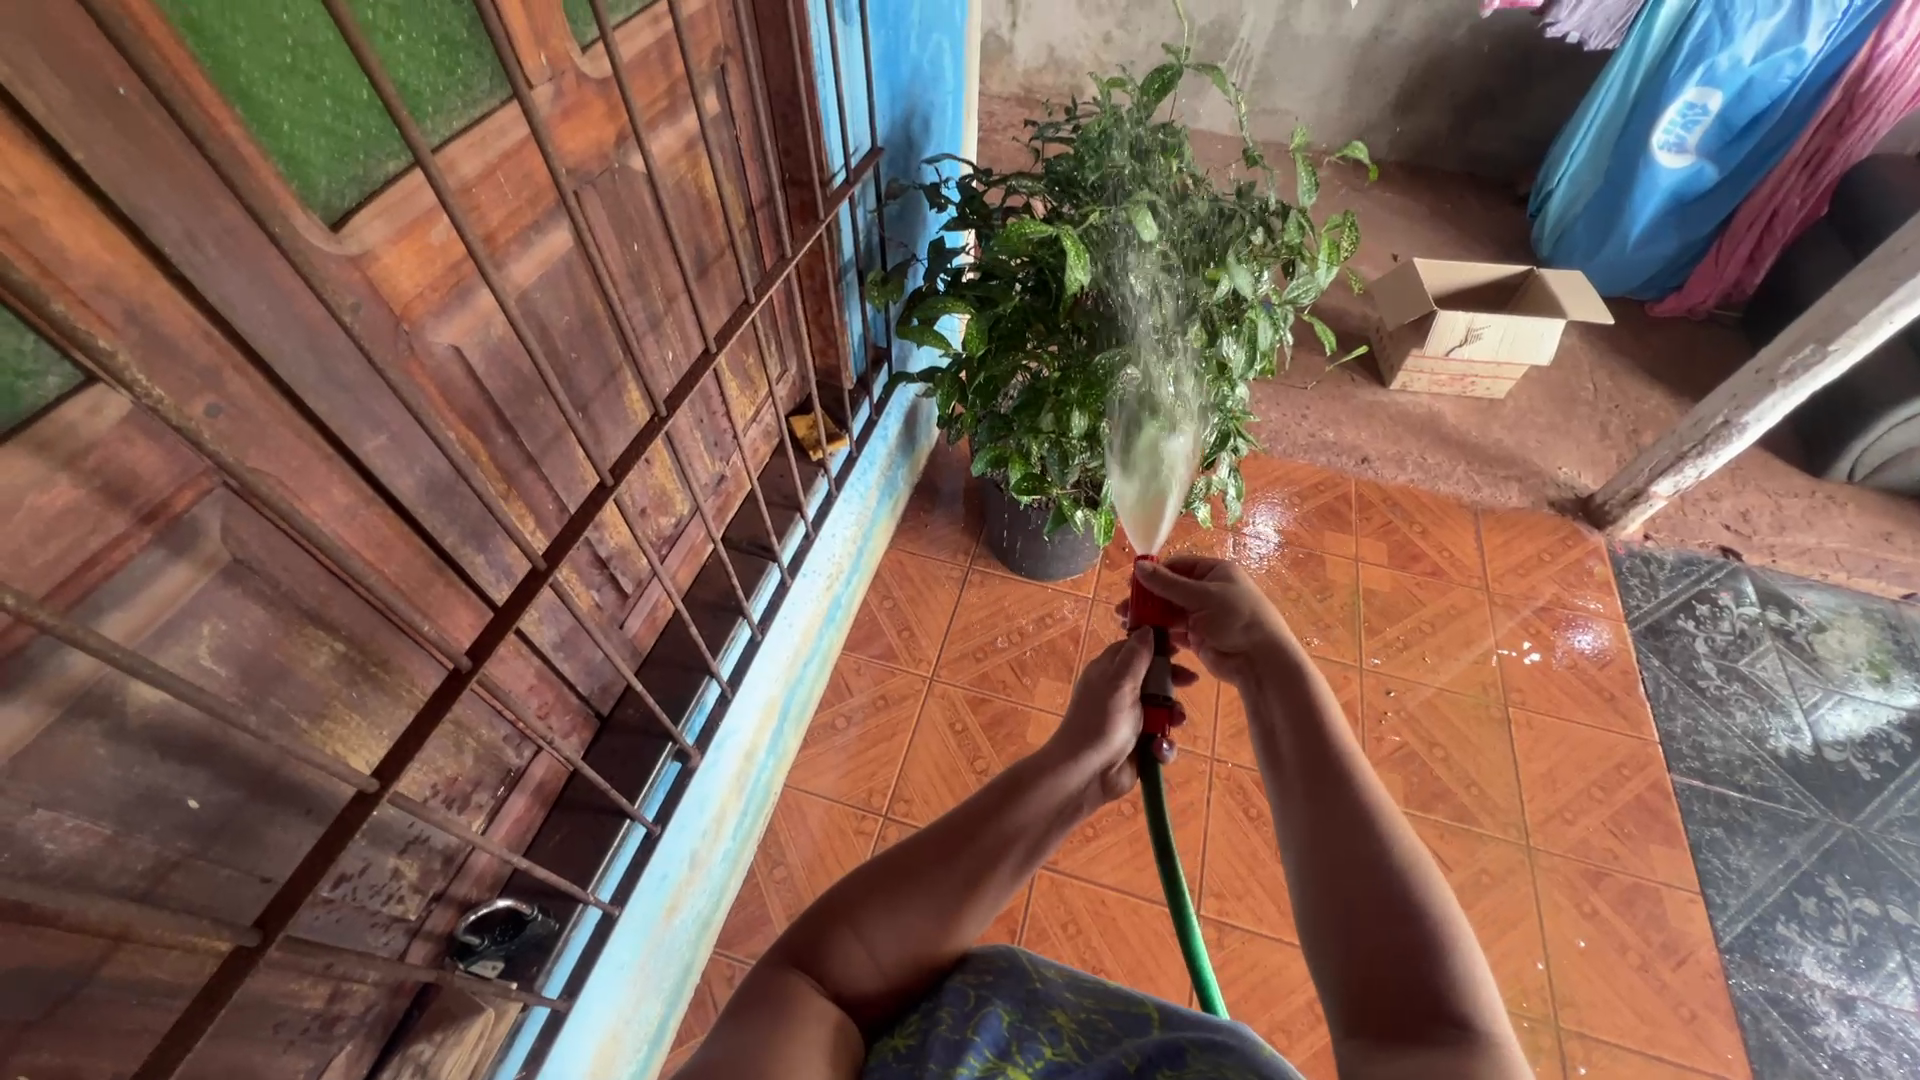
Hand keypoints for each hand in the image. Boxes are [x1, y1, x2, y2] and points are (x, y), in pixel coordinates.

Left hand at [1042, 629, 1198, 803]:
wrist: (1087, 773)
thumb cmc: (1102, 722)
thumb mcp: (1120, 683)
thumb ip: (1136, 656)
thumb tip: (1147, 629)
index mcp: (1108, 672)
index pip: (1135, 649)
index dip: (1157, 647)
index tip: (1179, 647)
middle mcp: (1118, 693)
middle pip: (1154, 679)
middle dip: (1172, 682)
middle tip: (1189, 682)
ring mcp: (1129, 720)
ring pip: (1162, 710)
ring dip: (1171, 717)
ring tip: (1173, 722)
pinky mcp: (1138, 745)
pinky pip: (1161, 739)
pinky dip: (1163, 745)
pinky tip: (1158, 750)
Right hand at [1121, 555, 1300, 687]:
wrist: (1260, 661)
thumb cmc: (1237, 618)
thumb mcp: (1202, 596)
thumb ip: (1167, 584)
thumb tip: (1137, 566)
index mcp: (1215, 572)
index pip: (1177, 566)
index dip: (1154, 574)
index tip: (1132, 585)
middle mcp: (1208, 591)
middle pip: (1170, 589)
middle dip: (1147, 599)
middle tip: (1124, 609)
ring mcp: (1202, 615)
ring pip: (1169, 611)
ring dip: (1150, 616)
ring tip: (1128, 623)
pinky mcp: (1197, 637)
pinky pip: (1173, 630)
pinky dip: (1159, 632)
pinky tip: (1142, 636)